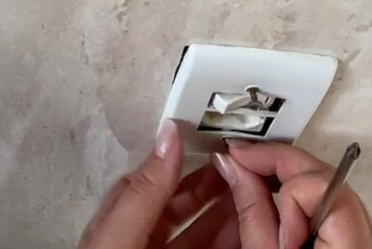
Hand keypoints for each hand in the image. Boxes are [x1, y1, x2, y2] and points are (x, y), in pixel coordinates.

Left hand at [79, 120, 238, 248]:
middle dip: (213, 186)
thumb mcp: (118, 233)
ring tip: (254, 194)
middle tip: (243, 165)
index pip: (155, 179)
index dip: (184, 157)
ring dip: (227, 213)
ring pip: (199, 231)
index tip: (213, 139)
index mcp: (118, 222)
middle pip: (182, 206)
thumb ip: (144, 189)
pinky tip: (245, 233)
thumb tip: (168, 133)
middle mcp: (140, 240)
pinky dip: (229, 241)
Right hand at [214, 141, 371, 248]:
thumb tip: (234, 167)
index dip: (277, 164)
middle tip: (243, 161)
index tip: (242, 159)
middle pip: (327, 179)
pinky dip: (301, 202)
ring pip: (330, 191)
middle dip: (280, 164)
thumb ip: (253, 212)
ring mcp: (365, 248)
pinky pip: (331, 209)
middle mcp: (365, 247)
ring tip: (254, 183)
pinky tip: (276, 206)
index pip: (319, 184)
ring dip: (289, 181)